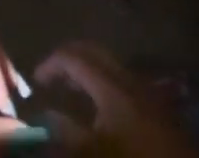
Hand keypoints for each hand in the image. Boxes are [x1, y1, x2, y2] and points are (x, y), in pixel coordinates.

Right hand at [35, 44, 198, 157]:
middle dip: (69, 58)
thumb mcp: (94, 152)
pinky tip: (103, 106)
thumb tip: (47, 115)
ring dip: (88, 70)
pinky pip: (126, 80)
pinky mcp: (161, 107)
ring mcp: (148, 91)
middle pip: (93, 51)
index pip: (72, 57)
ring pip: (111, 65)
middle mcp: (128, 79)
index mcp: (110, 85)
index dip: (50, 64)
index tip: (37, 82)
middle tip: (53, 76)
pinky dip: (106, 82)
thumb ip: (66, 132)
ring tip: (74, 90)